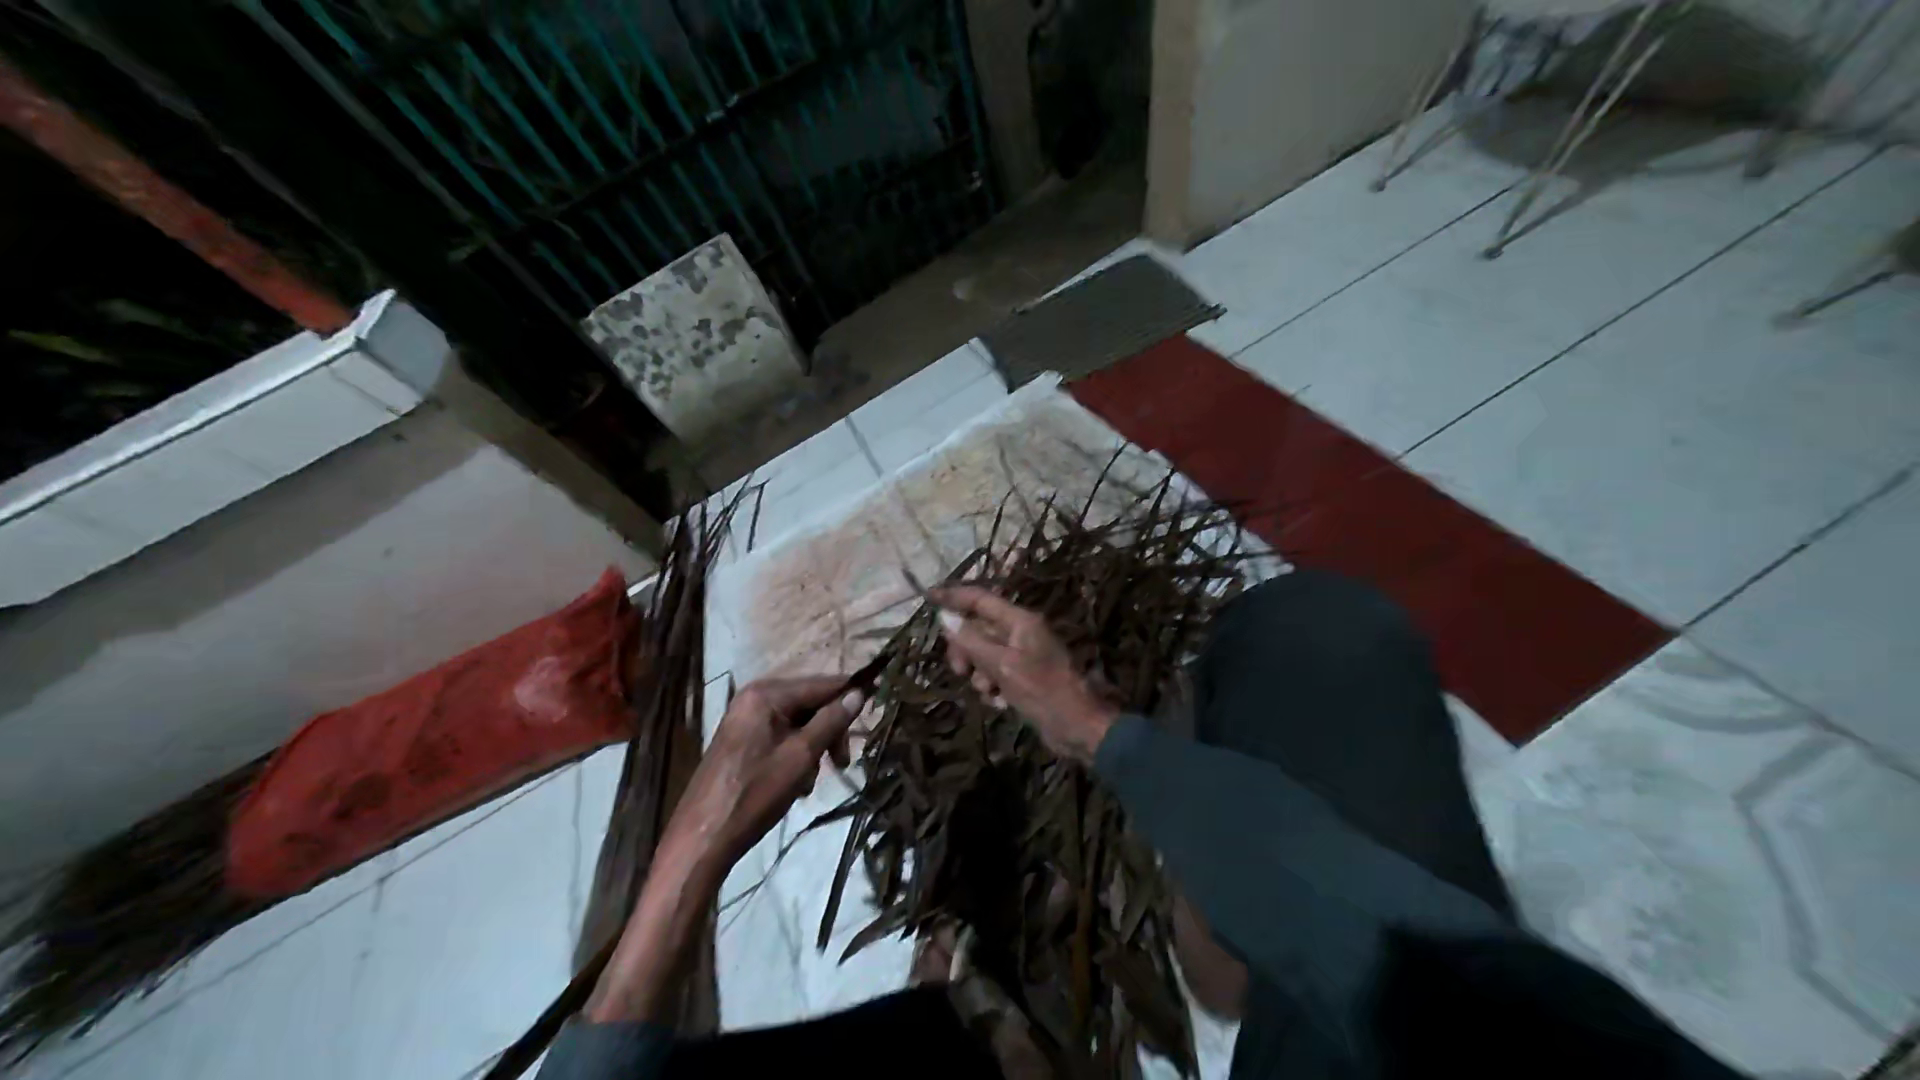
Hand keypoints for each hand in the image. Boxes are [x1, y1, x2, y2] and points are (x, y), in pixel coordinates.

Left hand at [657, 676, 866, 874]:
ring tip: (812, 781)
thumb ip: (831, 721)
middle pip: (810, 702)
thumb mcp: (801, 756)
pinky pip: (782, 736)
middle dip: (830, 730)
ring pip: (798, 722)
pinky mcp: (742, 740)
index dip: (850, 696)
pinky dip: (796, 755)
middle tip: (843, 762)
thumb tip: (859, 692)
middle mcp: (754, 697)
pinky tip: (796, 783)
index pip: (821, 684)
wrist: (703, 838)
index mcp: (766, 694)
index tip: (875, 710)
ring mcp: (745, 719)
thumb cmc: (754, 794)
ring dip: (814, 747)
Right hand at [932, 586, 1118, 763]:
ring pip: (983, 655)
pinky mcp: (1022, 678)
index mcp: (1019, 620)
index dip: (953, 596)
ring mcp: (1021, 656)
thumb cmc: (1042, 691)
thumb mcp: (1002, 665)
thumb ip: (972, 641)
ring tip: (990, 693)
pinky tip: (1000, 703)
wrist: (1078, 727)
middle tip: (960, 671)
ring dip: (979, 674)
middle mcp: (1020, 633)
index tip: (927, 597)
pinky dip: (992, 687)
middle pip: (978, 628)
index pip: (979, 598)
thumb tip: (945, 617)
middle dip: (964, 649)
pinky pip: (994, 675)